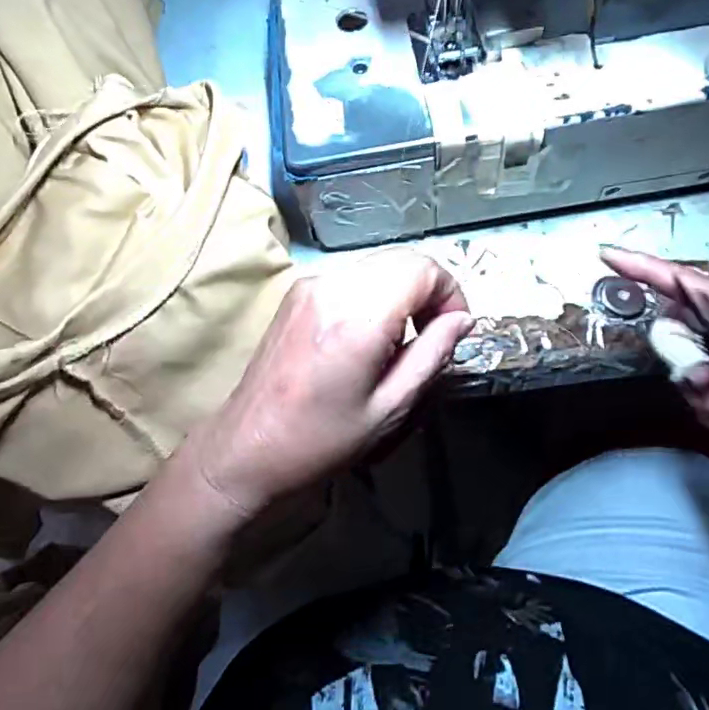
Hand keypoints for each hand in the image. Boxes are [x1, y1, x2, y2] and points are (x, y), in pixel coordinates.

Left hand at [176, 250, 472, 517]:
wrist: (246, 449)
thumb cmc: (321, 440)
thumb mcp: (389, 407)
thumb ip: (432, 355)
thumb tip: (462, 320)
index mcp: (357, 316)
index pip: (423, 269)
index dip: (450, 294)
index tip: (451, 330)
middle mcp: (333, 286)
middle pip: (403, 260)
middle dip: (429, 290)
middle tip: (431, 335)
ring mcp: (310, 284)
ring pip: (379, 264)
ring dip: (402, 291)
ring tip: (399, 339)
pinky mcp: (297, 292)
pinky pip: (353, 276)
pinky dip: (375, 292)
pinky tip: (367, 334)